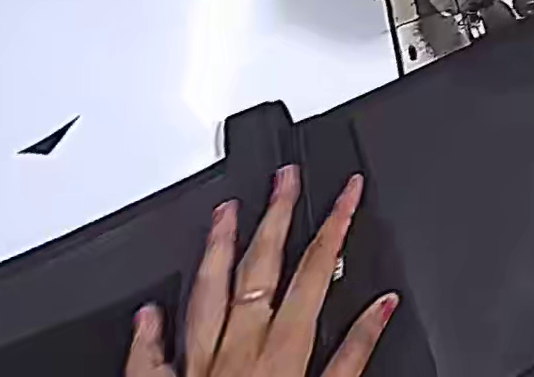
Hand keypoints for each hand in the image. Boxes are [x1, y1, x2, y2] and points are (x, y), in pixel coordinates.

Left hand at [126, 167, 396, 376]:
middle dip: (276, 215)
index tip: (348, 188)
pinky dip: (149, 332)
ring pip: (206, 297)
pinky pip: (149, 363)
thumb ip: (355, 355)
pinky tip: (150, 307)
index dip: (336, 220)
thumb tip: (384, 304)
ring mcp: (194, 376)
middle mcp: (237, 355)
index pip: (319, 268)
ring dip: (217, 250)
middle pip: (261, 268)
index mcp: (282, 355)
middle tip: (283, 177)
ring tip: (223, 212)